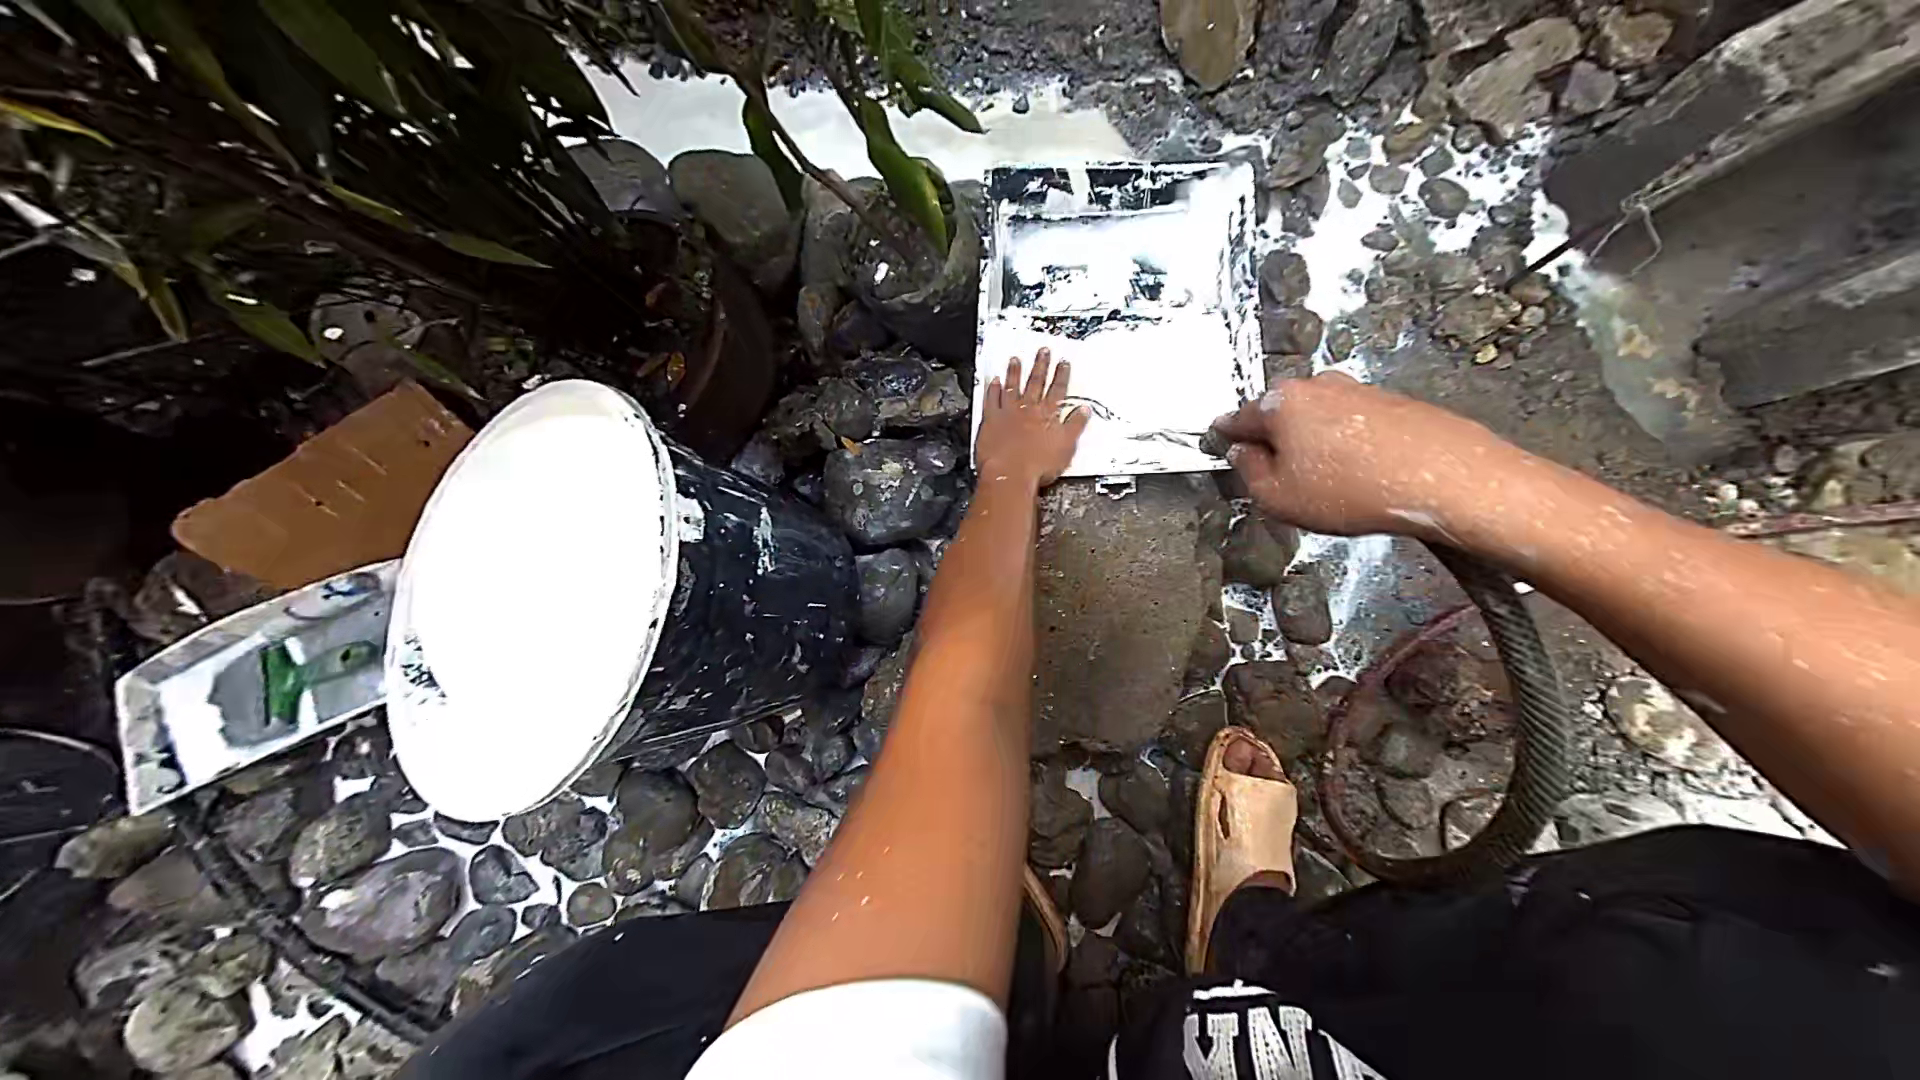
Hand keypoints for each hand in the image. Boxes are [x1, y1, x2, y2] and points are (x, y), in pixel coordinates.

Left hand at [975, 349, 1088, 490]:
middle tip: (1042, 351)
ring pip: (1012, 386)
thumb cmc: (1039, 465)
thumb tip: (1084, 410)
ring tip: (1016, 359)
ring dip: (1014, 372)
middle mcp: (1028, 408)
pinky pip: (991, 399)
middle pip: (1035, 382)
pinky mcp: (991, 420)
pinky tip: (993, 381)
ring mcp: (1007, 412)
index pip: (1057, 390)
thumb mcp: (1066, 447)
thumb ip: (1075, 426)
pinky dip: (992, 389)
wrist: (1010, 474)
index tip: (1063, 362)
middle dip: (1040, 365)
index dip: (1061, 375)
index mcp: (1047, 414)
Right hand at [1209, 373, 1514, 539]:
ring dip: (1309, 438)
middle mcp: (1316, 385)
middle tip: (1273, 470)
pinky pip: (1349, 420)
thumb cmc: (1350, 490)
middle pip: (1278, 410)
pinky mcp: (1392, 401)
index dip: (1225, 435)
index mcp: (1280, 403)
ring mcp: (1357, 389)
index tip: (1220, 443)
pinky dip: (1343, 439)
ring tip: (1318, 475)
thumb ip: (1248, 471)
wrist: (1445, 479)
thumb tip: (1243, 452)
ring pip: (1315, 414)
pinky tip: (1354, 469)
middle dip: (1271, 435)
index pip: (1238, 418)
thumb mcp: (1277, 497)